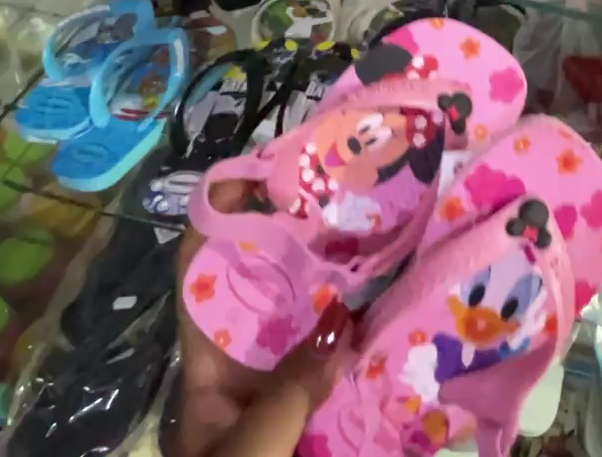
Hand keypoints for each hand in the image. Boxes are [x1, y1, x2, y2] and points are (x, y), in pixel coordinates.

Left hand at [174, 181, 354, 456]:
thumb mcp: (247, 453)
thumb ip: (291, 391)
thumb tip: (347, 322)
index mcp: (204, 367)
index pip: (203, 275)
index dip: (220, 219)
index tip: (263, 172)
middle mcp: (243, 365)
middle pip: (264, 288)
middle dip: (297, 243)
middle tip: (347, 195)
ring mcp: (280, 387)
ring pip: (307, 323)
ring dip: (338, 287)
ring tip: (380, 235)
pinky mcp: (314, 411)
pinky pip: (338, 364)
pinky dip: (363, 339)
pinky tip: (397, 310)